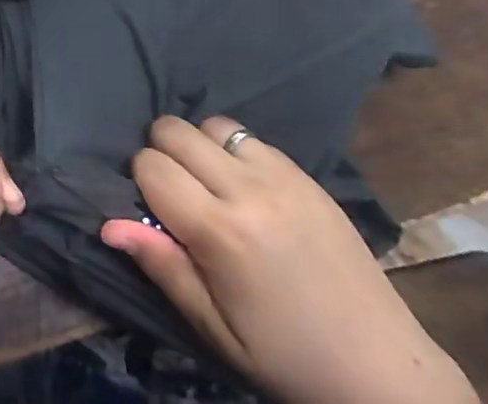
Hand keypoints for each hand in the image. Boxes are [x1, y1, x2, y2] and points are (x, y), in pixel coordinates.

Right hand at [101, 116, 477, 403]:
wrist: (379, 364)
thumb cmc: (284, 356)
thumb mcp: (213, 328)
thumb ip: (162, 267)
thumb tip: (108, 224)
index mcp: (220, 231)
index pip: (151, 166)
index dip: (140, 183)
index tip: (153, 211)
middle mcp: (247, 188)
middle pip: (175, 130)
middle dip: (161, 152)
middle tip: (174, 193)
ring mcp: (281, 174)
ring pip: (212, 123)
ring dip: (198, 146)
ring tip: (208, 184)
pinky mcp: (305, 173)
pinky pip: (250, 137)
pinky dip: (232, 149)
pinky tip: (243, 185)